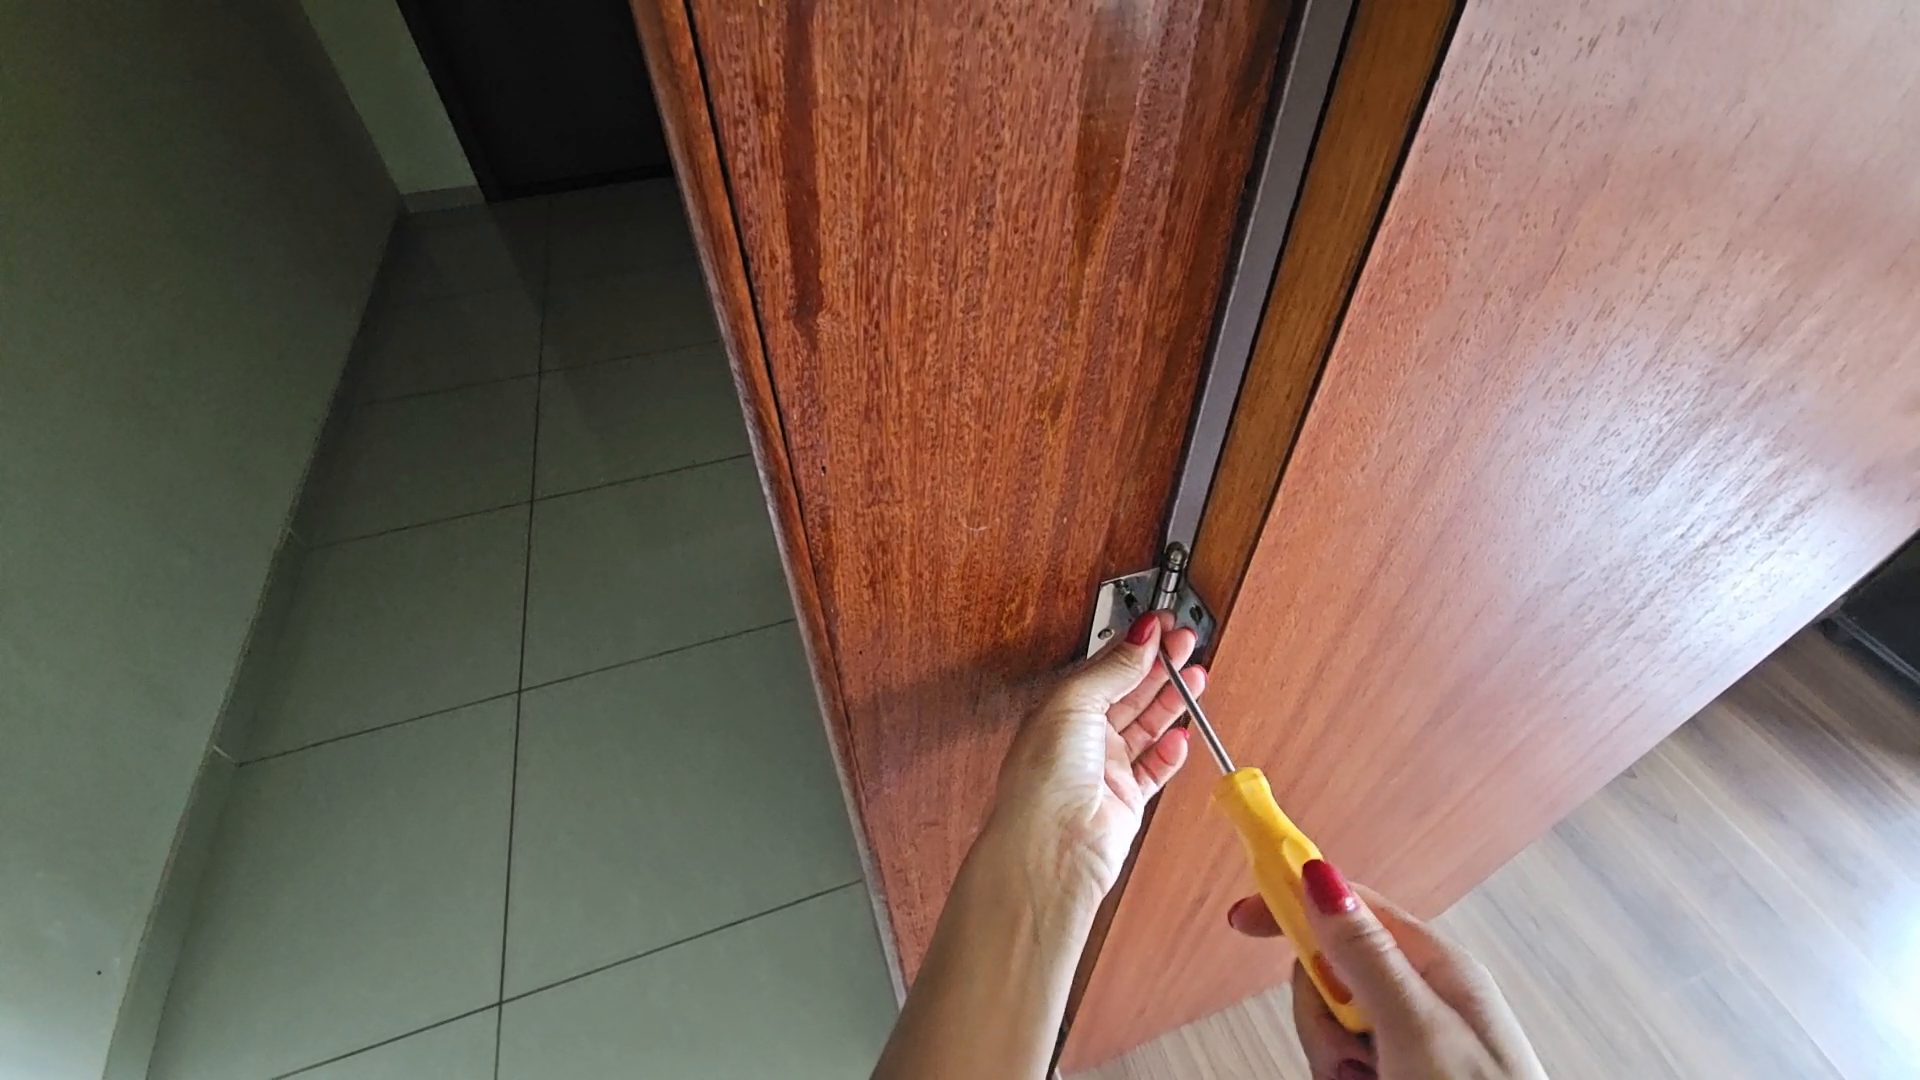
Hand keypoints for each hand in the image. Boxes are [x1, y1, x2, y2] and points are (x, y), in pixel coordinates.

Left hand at [986, 611, 1206, 905]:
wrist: (1052, 848)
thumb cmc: (1044, 778)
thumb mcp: (1075, 704)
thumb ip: (1113, 669)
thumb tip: (1141, 636)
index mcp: (1060, 707)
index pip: (1105, 666)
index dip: (1136, 644)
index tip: (1163, 625)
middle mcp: (1081, 736)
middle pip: (1129, 691)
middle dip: (1160, 666)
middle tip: (1187, 643)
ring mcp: (1104, 768)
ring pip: (1146, 725)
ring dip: (1172, 700)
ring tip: (1196, 676)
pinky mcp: (1126, 799)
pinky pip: (1155, 768)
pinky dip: (1170, 751)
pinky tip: (1181, 735)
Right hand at [1227, 863, 1545, 1079]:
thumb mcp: (1418, 1033)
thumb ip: (1366, 955)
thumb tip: (1318, 874)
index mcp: (1436, 967)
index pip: (1347, 905)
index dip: (1291, 902)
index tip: (1241, 919)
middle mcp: (1420, 994)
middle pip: (1328, 965)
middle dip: (1318, 1009)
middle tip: (1345, 1055)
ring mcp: (1407, 1036)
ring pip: (1326, 1014)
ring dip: (1327, 1051)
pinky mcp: (1393, 1069)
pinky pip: (1337, 1054)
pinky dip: (1337, 1075)